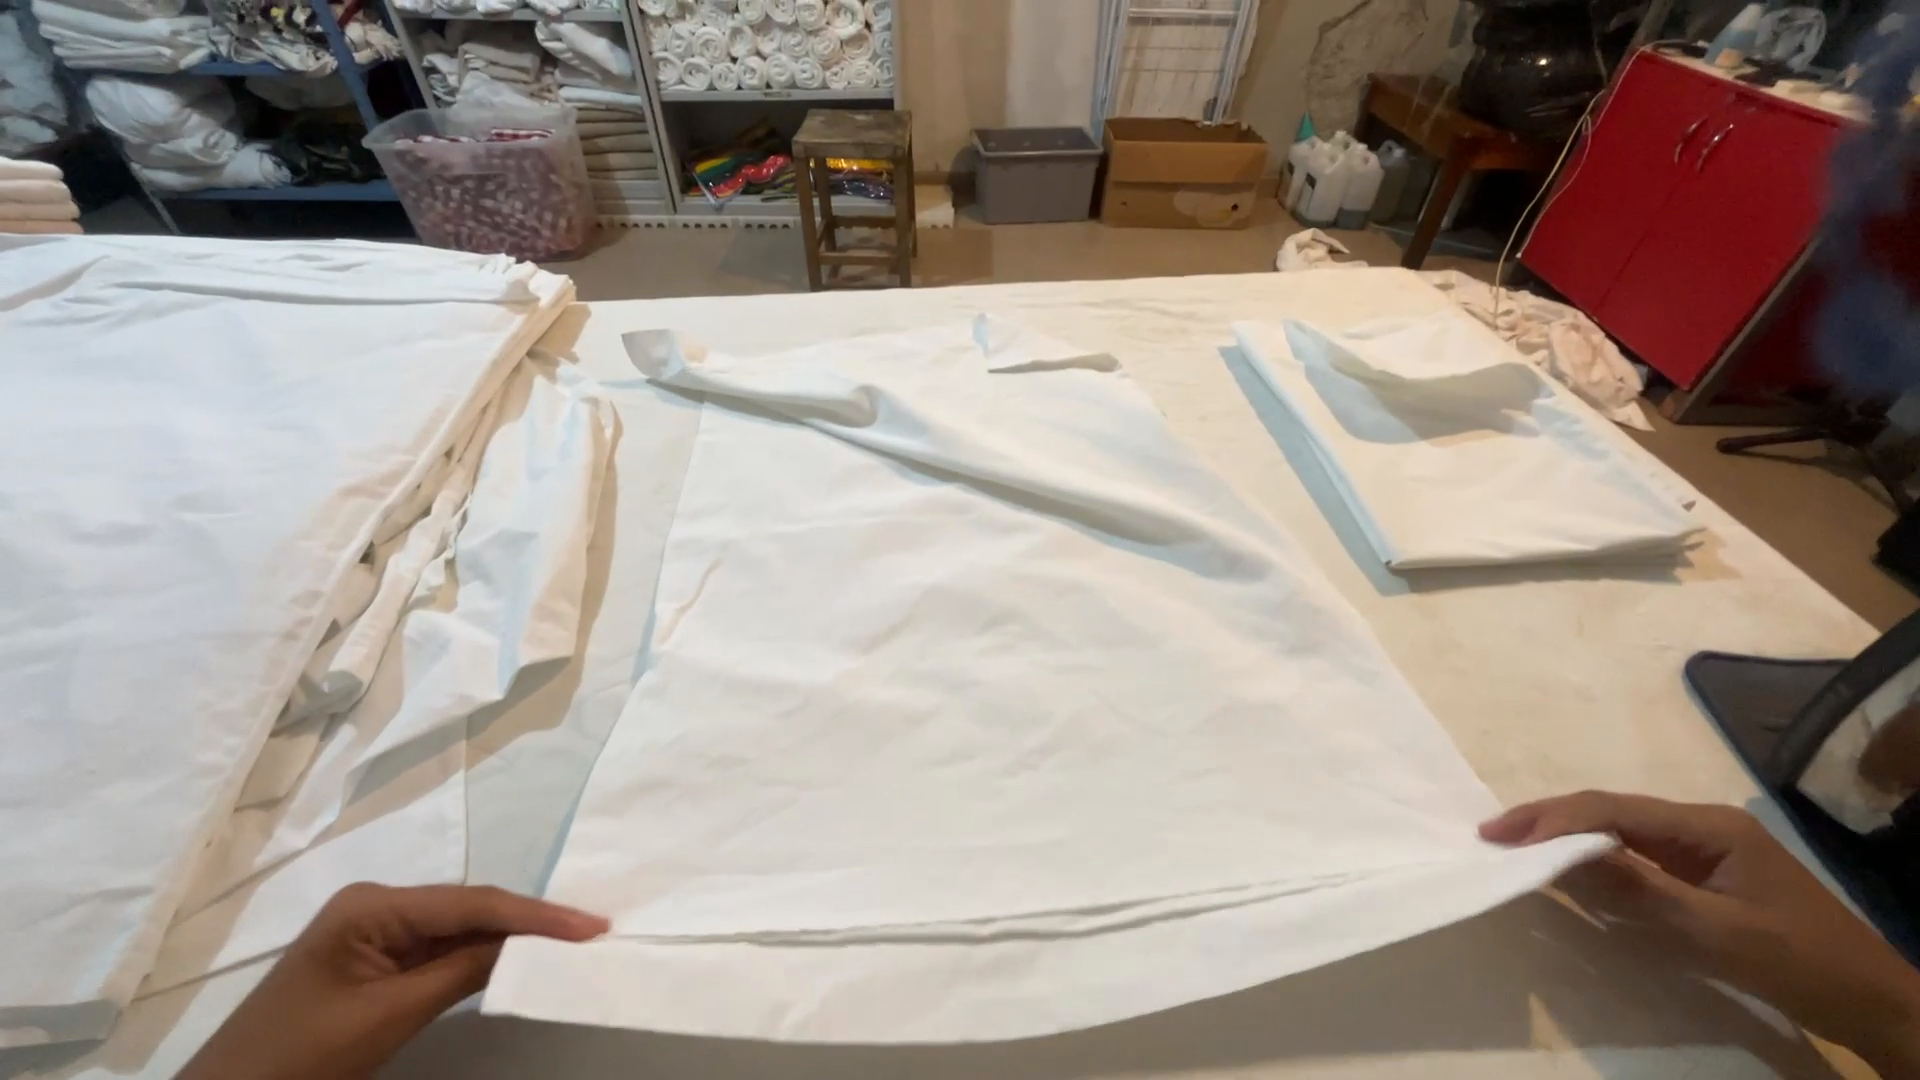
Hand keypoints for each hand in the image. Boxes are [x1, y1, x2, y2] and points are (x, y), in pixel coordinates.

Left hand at [178, 883, 608, 1079]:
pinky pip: (440, 950)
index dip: (536, 914)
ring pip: (460, 927)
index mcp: (372, 905)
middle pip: (470, 907)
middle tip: (589, 931)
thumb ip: (464, 971)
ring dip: (509, 937)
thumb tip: (532, 945)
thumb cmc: (295, 1066)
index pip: (472, 903)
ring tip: (566, 941)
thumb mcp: (388, 1017)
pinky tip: (515, 958)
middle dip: (529, 920)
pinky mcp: (375, 961)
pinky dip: (480, 957)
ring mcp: (375, 932)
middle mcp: (377, 905)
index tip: (591, 926)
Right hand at [1481, 791, 1919, 1074]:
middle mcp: (1698, 824)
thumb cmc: (1799, 962)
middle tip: (1492, 834)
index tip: (1501, 836)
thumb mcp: (1715, 930)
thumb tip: (1561, 855)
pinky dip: (1590, 857)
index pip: (1610, 808)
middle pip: (1606, 810)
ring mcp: (1699, 847)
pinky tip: (1563, 864)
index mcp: (1706, 825)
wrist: (1880, 1008)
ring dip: (1563, 836)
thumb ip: (1637, 887)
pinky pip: (1631, 853)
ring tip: (1513, 844)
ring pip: (1613, 829)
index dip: (1552, 819)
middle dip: (1547, 820)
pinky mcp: (1698, 872)